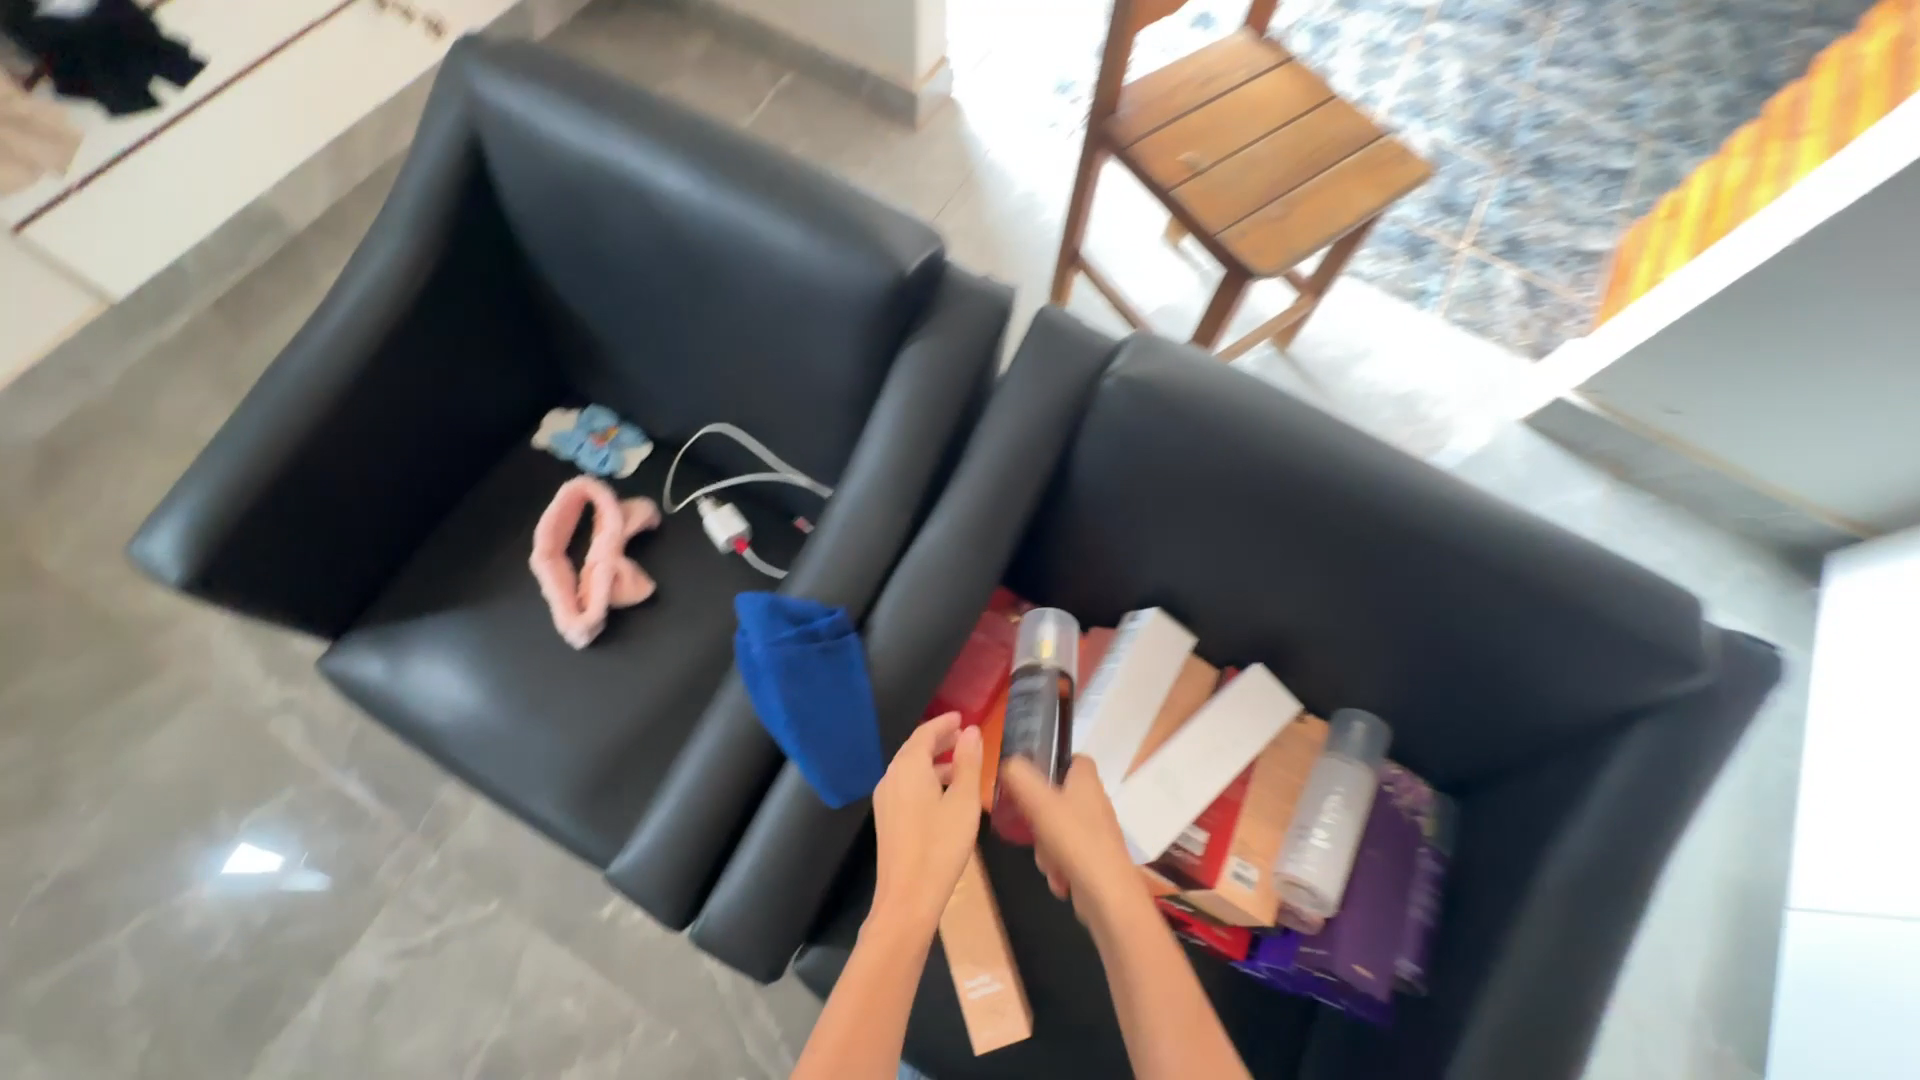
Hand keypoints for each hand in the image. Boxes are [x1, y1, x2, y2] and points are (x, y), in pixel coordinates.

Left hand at [869, 712, 983, 937]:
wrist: (907, 898)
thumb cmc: (941, 846)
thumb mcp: (964, 801)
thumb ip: (968, 762)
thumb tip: (971, 731)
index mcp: (908, 767)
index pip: (925, 733)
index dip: (944, 723)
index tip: (962, 717)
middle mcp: (891, 777)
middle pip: (914, 749)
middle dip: (939, 740)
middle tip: (963, 736)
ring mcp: (886, 799)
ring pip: (910, 769)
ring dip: (933, 761)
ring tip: (960, 764)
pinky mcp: (887, 819)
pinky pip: (906, 786)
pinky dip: (925, 778)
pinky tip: (944, 793)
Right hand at [999, 755, 1147, 932]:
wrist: (1108, 895)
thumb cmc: (1074, 840)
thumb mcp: (1039, 802)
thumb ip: (1019, 777)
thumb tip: (1008, 762)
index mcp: (1087, 781)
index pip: (1074, 758)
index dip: (1052, 763)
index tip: (1030, 779)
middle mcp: (1095, 803)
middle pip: (1057, 799)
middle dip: (1038, 818)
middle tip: (1032, 828)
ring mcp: (1096, 833)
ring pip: (1057, 830)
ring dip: (1045, 849)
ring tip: (1049, 861)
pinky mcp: (1095, 859)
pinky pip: (1066, 855)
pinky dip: (1059, 868)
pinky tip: (1060, 879)